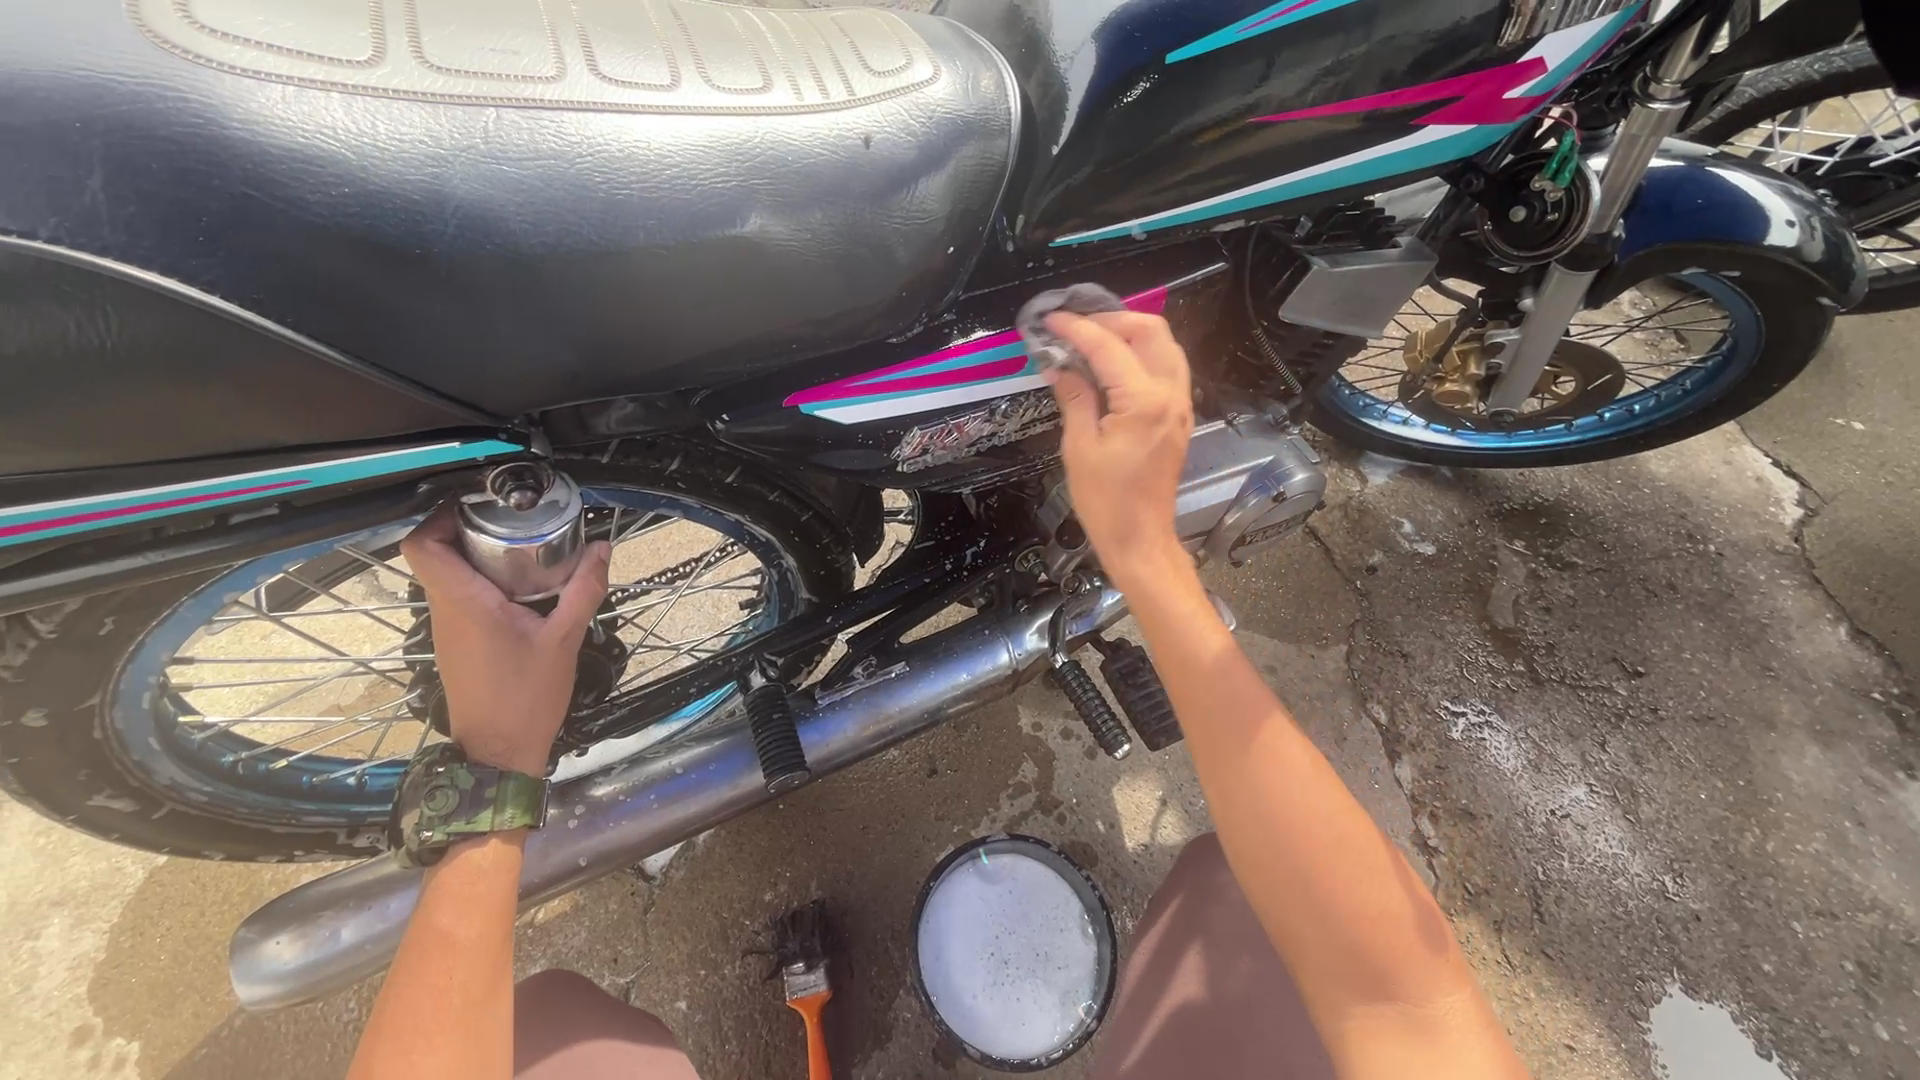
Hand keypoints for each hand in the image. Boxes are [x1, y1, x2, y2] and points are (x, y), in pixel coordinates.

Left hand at [399, 508, 610, 775]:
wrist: (500, 750)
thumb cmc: (527, 695)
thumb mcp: (565, 639)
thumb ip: (583, 590)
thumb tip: (602, 548)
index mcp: (464, 603)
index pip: (423, 546)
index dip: (441, 516)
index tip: (482, 505)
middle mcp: (446, 610)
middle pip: (436, 554)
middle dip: (469, 529)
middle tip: (515, 521)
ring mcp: (448, 628)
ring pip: (447, 576)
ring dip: (478, 556)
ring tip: (525, 548)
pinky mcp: (458, 643)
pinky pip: (460, 598)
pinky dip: (484, 582)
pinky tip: (524, 588)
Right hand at [1044, 311, 1194, 587]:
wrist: (1140, 538)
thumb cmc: (1104, 501)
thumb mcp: (1079, 447)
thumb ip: (1074, 398)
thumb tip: (1059, 366)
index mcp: (1144, 402)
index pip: (1109, 346)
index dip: (1077, 329)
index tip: (1050, 320)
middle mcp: (1171, 395)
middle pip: (1151, 330)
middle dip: (1112, 319)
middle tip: (1076, 327)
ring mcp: (1181, 405)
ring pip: (1165, 346)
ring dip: (1130, 333)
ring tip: (1093, 339)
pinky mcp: (1180, 417)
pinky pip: (1167, 368)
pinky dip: (1142, 355)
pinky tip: (1113, 365)